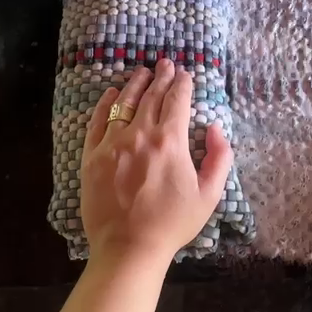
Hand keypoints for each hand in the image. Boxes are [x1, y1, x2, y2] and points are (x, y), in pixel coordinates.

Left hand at [80, 58, 233, 266]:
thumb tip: (217, 128)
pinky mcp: (92, 156)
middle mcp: (140, 135)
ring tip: (142, 71)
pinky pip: (98, 122)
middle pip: (152, 97)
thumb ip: (219, 158)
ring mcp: (113, 144)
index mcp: (170, 142)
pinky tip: (113, 93)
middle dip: (161, 77)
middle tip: (165, 63)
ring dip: (136, 84)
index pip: (177, 102)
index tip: (185, 74)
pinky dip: (106, 104)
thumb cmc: (172, 223)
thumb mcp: (209, 195)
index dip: (182, 85)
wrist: (129, 248)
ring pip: (125, 104)